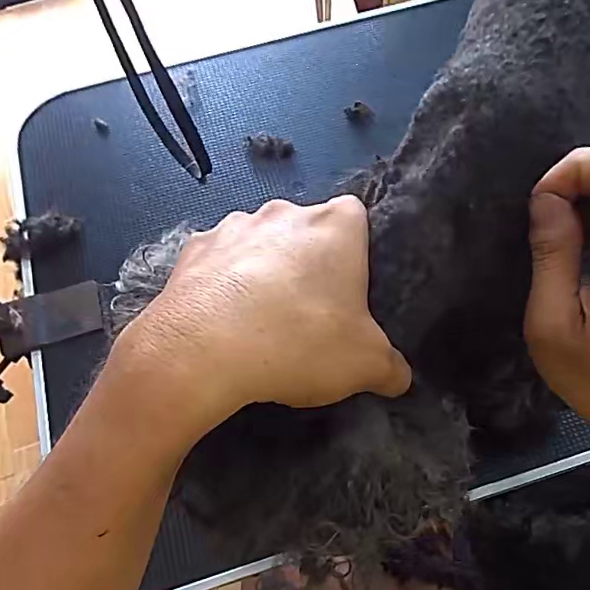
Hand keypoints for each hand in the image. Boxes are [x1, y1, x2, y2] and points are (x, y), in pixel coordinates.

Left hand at [101, 197, 411, 446]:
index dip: (359, 250)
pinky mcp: (190, 250)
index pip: (358, 216)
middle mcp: (284, 212)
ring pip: (263, 244)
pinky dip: (228, 286)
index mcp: (336, 227)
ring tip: (267, 322)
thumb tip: (399, 377)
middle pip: (309, 231)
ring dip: (268, 272)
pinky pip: (222, 264)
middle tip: (316, 313)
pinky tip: (229, 324)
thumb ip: (393, 369)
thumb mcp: (368, 366)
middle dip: (313, 263)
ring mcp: (232, 226)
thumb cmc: (301, 342)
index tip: (355, 288)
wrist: (200, 352)